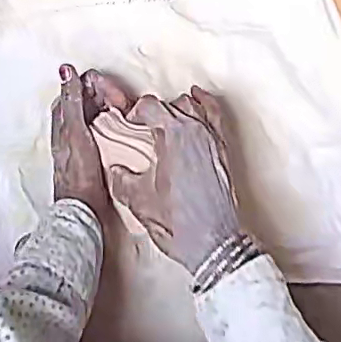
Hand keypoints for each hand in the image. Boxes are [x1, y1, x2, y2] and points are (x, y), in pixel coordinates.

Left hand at [51, 64, 116, 222]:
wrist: (84, 209)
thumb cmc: (78, 172)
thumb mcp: (75, 130)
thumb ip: (72, 100)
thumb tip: (65, 71)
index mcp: (61, 123)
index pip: (72, 94)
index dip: (86, 84)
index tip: (101, 79)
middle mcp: (69, 133)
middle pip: (83, 104)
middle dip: (98, 94)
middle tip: (116, 92)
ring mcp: (80, 145)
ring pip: (93, 117)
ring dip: (106, 108)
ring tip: (121, 105)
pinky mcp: (92, 156)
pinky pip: (101, 131)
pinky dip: (110, 123)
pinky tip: (120, 125)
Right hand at [106, 87, 241, 273]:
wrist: (214, 243)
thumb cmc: (180, 223)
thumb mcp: (140, 202)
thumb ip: (123, 181)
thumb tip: (117, 172)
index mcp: (172, 135)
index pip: (149, 106)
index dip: (135, 112)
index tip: (130, 124)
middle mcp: (194, 129)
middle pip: (169, 104)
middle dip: (153, 112)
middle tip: (143, 128)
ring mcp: (211, 136)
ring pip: (191, 105)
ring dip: (177, 108)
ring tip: (166, 120)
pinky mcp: (223, 147)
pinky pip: (215, 113)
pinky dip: (205, 102)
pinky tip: (198, 99)